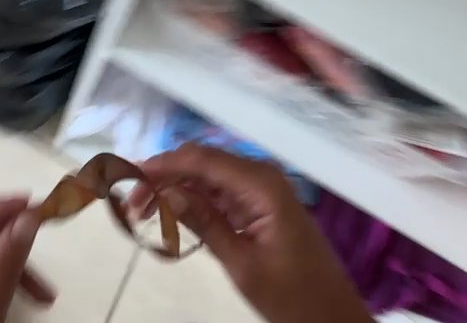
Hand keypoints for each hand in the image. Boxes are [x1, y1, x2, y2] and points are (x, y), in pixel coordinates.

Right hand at [135, 145, 371, 322]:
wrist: (335, 319)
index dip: (163, 164)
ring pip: (207, 176)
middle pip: (201, 162)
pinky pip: (220, 191)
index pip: (201, 160)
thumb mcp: (242, 263)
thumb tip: (165, 190)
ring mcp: (261, 188)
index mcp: (260, 183)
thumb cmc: (292, 296)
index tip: (130, 177)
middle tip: (132, 204)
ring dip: (176, 188)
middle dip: (164, 177)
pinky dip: (194, 200)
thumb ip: (204, 222)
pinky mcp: (260, 204)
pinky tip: (173, 213)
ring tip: (143, 211)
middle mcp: (260, 174)